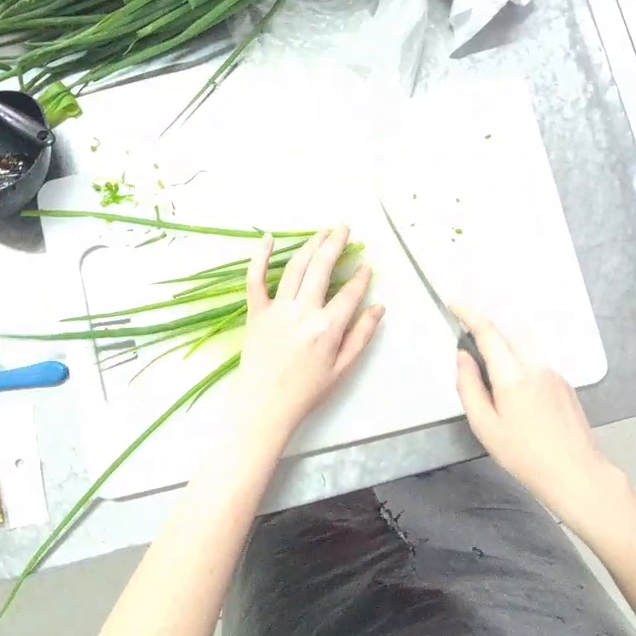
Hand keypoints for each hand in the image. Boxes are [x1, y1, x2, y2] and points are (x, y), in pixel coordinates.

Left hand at [232, 227, 384, 440]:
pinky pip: (256, 279)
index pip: (350, 293)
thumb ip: (362, 336)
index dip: (362, 277)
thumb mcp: (342, 368)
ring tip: (323, 232)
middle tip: (345, 229)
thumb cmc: (306, 392)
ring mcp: (278, 309)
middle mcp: (304, 311)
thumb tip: (379, 307)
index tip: (368, 266)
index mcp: (328, 327)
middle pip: (322, 268)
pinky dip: (260, 257)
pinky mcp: (257, 313)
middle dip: (336, 244)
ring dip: (311, 245)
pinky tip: (269, 239)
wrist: (264, 406)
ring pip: (296, 267)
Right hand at [452, 305, 630, 516]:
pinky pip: (534, 365)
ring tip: (494, 388)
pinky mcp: (564, 384)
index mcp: (513, 375)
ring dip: (503, 355)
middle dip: (485, 336)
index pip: (489, 332)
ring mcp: (554, 373)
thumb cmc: (524, 455)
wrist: (577, 474)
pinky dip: (519, 369)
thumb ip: (469, 386)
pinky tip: (518, 401)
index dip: (470, 315)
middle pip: (506, 338)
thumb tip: (463, 356)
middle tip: (468, 352)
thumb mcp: (485, 426)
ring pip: (521, 352)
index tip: (454, 304)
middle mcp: (535, 366)